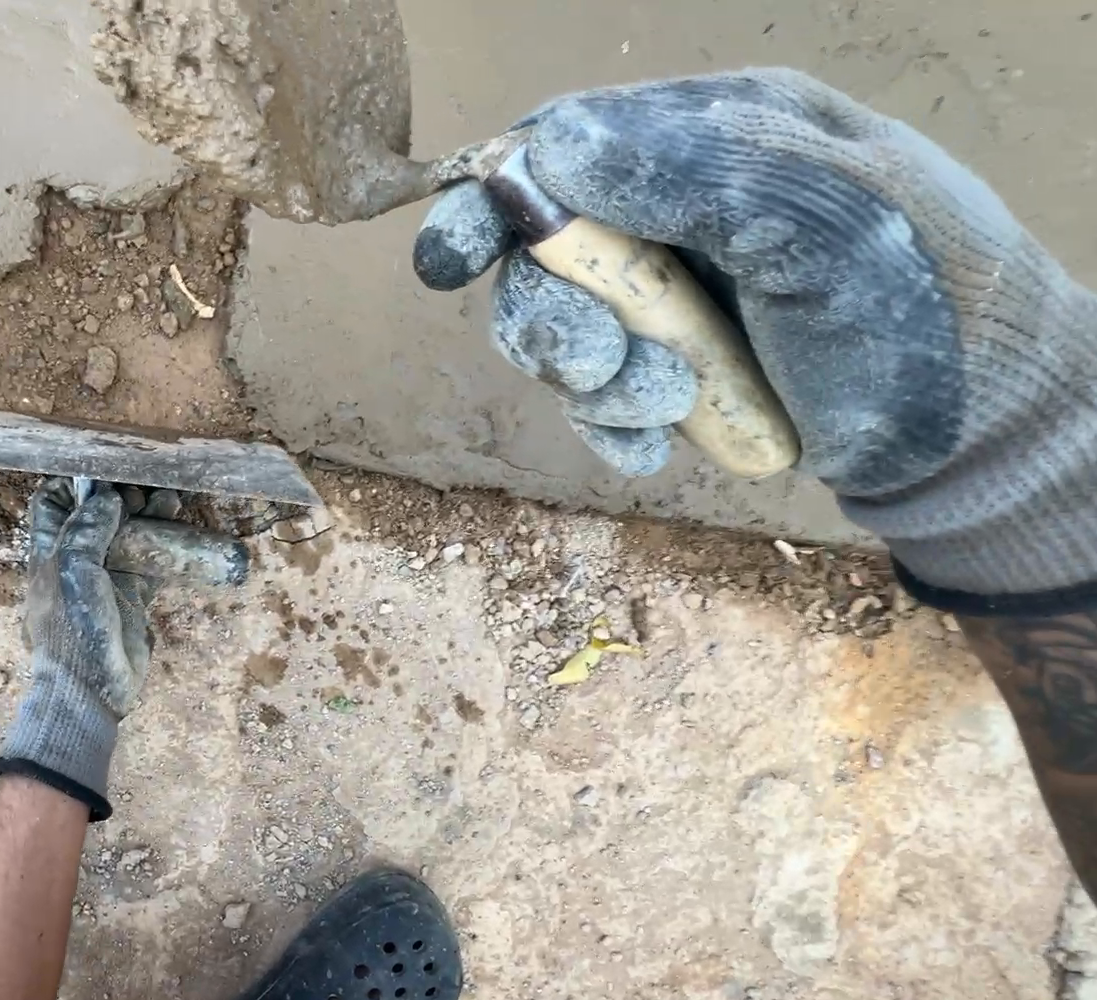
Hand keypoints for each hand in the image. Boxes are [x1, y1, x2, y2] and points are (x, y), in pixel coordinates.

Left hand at [0, 478, 176, 819]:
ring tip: (167, 491)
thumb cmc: (74, 628)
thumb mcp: (72, 571)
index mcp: (48, 553)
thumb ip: (87, 529)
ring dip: (145, 510)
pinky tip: (177, 514)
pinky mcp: (133, 594)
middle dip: (117, 493)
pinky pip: (149, 557)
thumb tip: (106, 495)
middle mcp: (75, 560)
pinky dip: (163, 536)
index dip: (72, 483)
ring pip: (126, 532)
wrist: (93, 688)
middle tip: (141, 483)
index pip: (52, 505)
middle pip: (94, 514)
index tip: (101, 471)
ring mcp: (106, 576)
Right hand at [413, 68, 1096, 601]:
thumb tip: (548, 149)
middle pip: (539, 259)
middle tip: (591, 365)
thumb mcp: (823, 220)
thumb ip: (690, 172)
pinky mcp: (647, 366)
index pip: (563, 151)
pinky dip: (610, 426)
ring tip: (666, 405)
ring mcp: (653, 297)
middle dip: (553, 319)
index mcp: (708, 143)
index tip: (449, 257)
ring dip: (593, 381)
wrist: (961, 434)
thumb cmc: (918, 307)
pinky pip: (584, 396)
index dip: (491, 201)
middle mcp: (665, 215)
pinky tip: (659, 445)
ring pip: (552, 333)